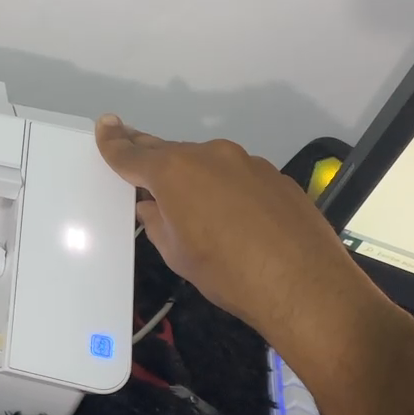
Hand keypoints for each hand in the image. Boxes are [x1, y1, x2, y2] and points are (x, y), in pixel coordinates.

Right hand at [94, 115, 409, 374]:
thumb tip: (156, 205)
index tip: (105, 124)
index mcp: (173, 171)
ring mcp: (247, 163)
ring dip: (192, 175)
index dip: (113, 141)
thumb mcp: (173, 251)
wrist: (308, 290)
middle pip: (168, 151)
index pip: (131, 152)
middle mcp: (208, 156)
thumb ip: (156, 219)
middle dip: (149, 153)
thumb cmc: (226, 273)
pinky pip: (237, 176)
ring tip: (191, 203)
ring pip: (205, 163)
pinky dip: (225, 188)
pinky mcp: (277, 178)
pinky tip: (233, 216)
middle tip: (131, 148)